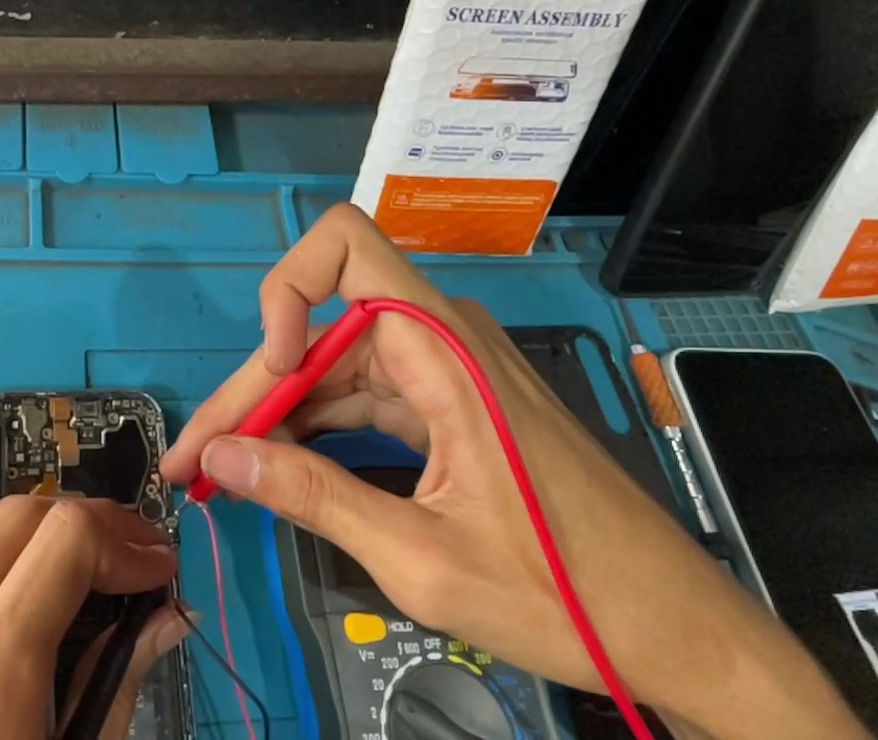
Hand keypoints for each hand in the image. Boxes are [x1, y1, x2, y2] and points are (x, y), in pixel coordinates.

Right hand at [160, 205, 862, 737]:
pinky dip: (317, 428)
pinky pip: (366, 394)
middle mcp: (442, 336)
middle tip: (195, 461)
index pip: (344, 246)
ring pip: (335, 364)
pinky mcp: (452, 403)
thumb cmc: (564, 593)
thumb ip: (312, 495)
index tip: (270, 370)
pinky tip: (279, 467)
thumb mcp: (420, 556)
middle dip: (253, 389)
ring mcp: (448, 369)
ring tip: (221, 472)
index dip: (286, 288)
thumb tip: (220, 456)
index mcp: (442, 347)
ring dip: (277, 414)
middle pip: (319, 326)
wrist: (682, 630)